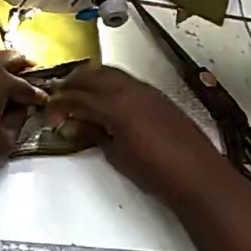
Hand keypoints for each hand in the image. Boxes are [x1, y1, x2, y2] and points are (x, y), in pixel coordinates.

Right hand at [48, 65, 225, 208]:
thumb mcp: (117, 156)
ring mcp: (146, 90)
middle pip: (90, 76)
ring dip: (90, 80)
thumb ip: (94, 134)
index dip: (58, 105)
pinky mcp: (158, 95)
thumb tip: (77, 125)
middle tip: (59, 99)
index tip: (50, 114)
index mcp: (115, 106)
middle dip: (70, 85)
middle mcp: (130, 91)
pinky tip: (106, 98)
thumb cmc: (159, 173)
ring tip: (79, 95)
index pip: (77, 97)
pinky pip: (126, 80)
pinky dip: (109, 83)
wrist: (200, 178)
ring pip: (109, 72)